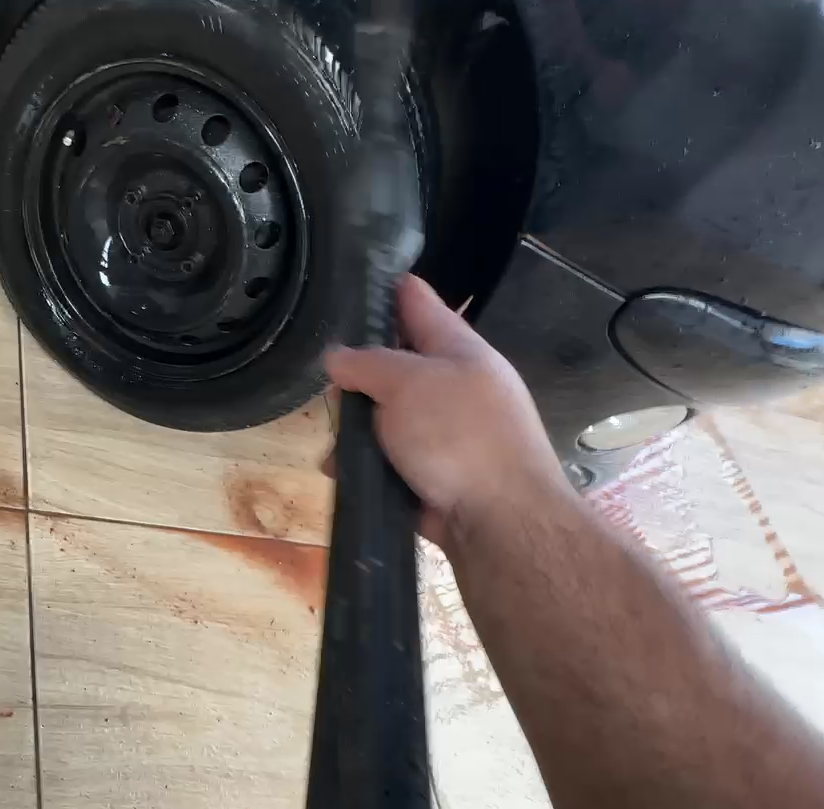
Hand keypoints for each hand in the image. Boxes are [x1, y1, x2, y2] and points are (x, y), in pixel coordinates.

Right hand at [324, 275, 573, 544]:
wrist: (494, 516)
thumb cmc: (458, 436)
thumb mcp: (408, 384)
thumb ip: (367, 363)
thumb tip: (335, 358)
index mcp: (456, 350)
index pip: (418, 302)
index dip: (387, 287)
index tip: (353, 277)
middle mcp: (449, 384)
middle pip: (392, 363)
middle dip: (356, 372)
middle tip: (329, 380)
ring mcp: (439, 429)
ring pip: (381, 413)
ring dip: (354, 425)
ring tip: (333, 437)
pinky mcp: (424, 468)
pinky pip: (382, 454)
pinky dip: (360, 461)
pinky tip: (340, 468)